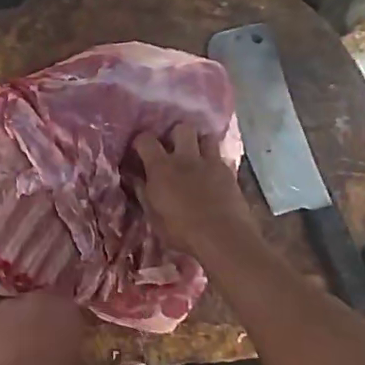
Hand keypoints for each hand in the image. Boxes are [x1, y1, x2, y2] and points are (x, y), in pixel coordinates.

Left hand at [0, 293, 87, 364]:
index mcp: (68, 310)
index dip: (64, 317)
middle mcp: (41, 300)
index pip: (69, 303)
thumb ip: (70, 343)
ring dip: (18, 325)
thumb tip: (64, 342)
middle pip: (41, 303)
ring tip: (16, 352)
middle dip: (41, 319)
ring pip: (17, 312)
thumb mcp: (72, 364)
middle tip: (40, 343)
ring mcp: (11, 305)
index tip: (63, 332)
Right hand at [131, 123, 257, 256]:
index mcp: (161, 168)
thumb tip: (135, 179)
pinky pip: (221, 156)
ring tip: (197, 157)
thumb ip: (144, 193)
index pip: (146, 140)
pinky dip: (215, 161)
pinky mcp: (229, 171)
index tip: (140, 151)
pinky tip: (213, 174)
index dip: (141, 142)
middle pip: (181, 128)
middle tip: (174, 149)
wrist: (223, 236)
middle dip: (176, 134)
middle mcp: (185, 157)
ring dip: (200, 143)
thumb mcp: (154, 218)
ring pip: (206, 137)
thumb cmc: (182, 232)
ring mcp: (210, 162)